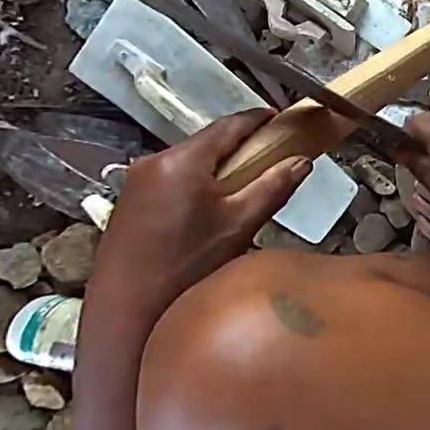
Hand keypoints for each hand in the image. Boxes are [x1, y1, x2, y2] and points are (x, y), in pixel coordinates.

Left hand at [87, 111, 310, 319]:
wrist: (128, 310)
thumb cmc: (187, 266)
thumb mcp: (241, 224)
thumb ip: (273, 187)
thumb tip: (301, 162)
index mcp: (181, 161)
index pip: (229, 125)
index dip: (259, 119)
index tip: (282, 119)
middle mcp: (153, 162)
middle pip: (209, 143)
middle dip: (242, 148)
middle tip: (274, 158)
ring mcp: (138, 182)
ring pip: (192, 162)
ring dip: (222, 168)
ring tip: (250, 187)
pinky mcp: (132, 202)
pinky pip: (175, 179)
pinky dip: (200, 183)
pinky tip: (216, 208)